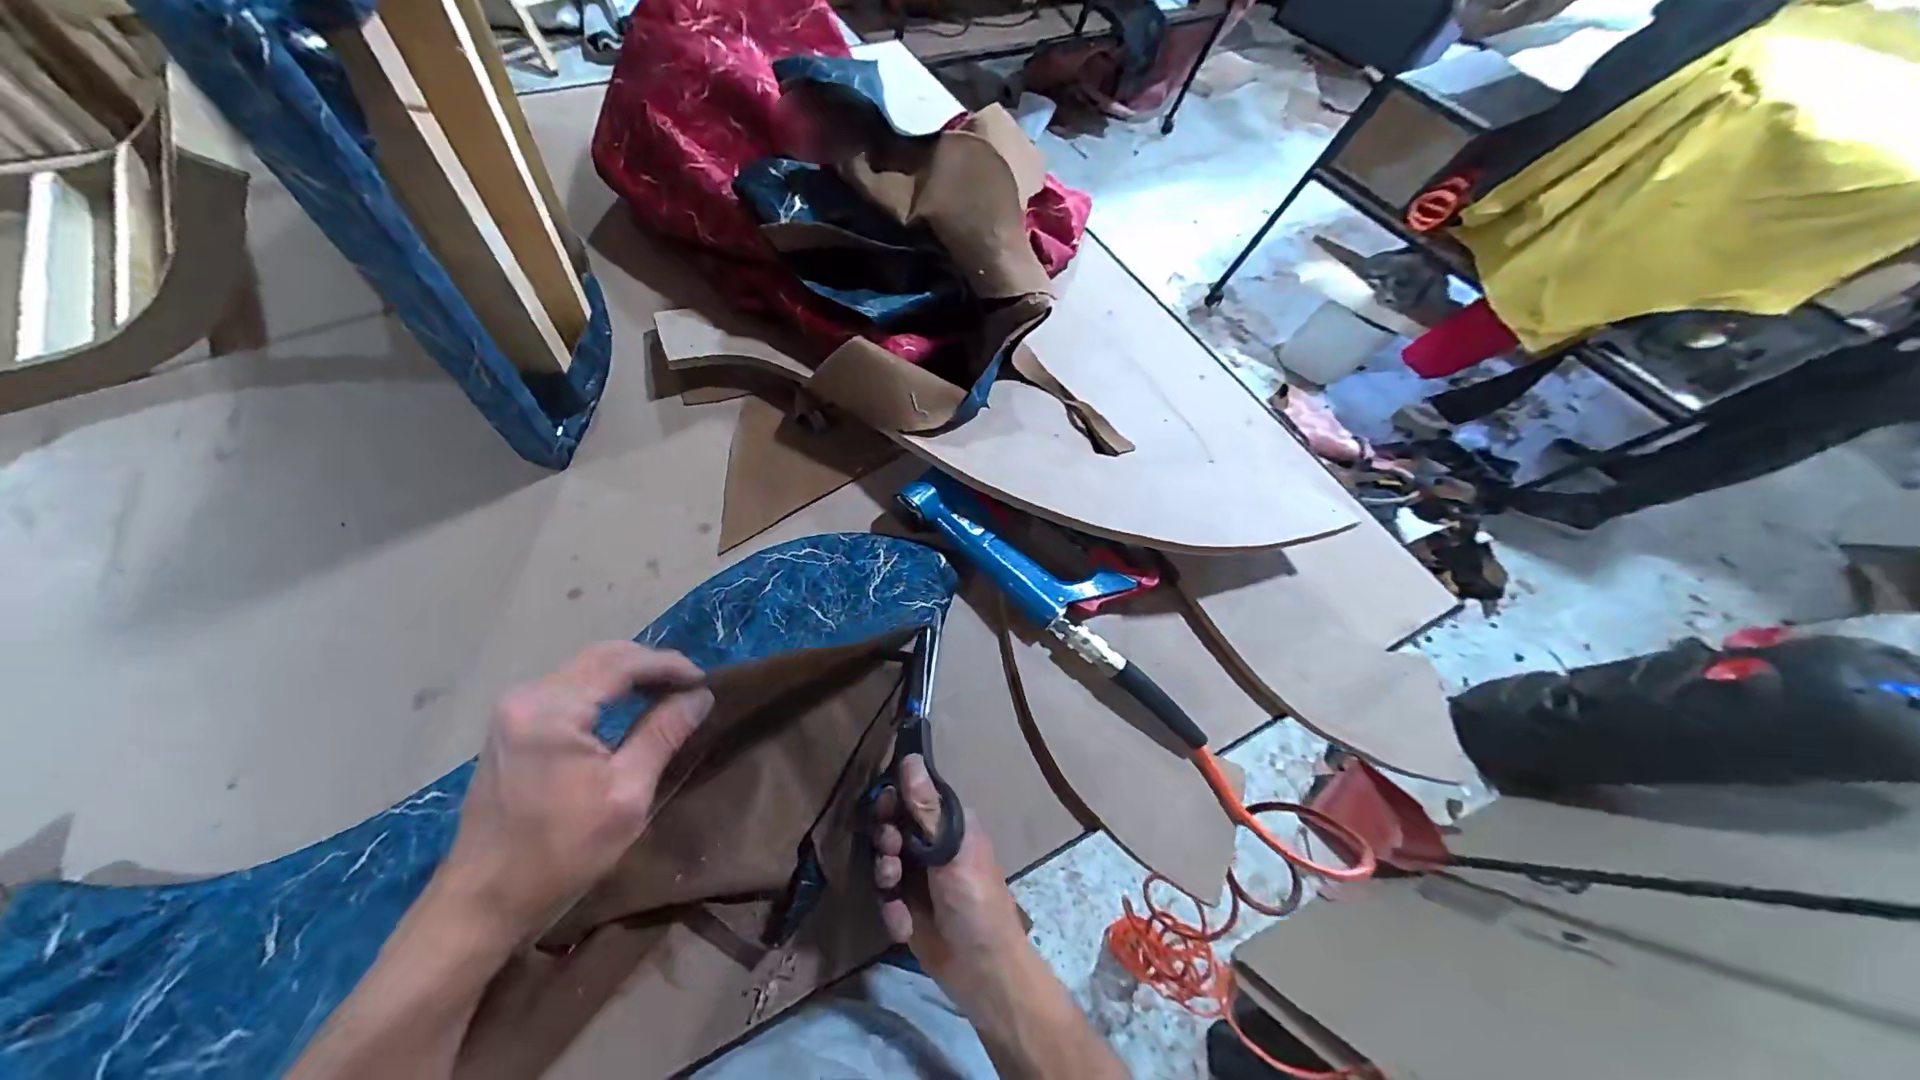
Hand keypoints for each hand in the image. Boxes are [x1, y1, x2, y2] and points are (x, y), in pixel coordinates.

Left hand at [437, 642, 713, 937]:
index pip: (622, 663)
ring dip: (630, 675)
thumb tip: (701, 696)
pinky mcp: (510, 725)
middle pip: (602, 657)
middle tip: (690, 687)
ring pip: (586, 669)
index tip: (705, 682)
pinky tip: (630, 707)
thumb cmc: (559, 852)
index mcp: (551, 709)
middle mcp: (526, 696)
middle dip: (651, 665)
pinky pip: (569, 688)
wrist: (482, 901)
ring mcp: (513, 709)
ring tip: (668, 695)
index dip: (669, 666)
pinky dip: (606, 689)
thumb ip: (663, 734)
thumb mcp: (626, 795)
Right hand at [870, 755, 1030, 1011]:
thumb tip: (911, 758)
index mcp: (951, 825)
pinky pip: (885, 898)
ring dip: (885, 876)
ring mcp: (919, 878)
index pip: (915, 796)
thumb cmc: (976, 900)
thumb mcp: (952, 850)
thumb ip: (927, 808)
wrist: (982, 971)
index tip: (886, 809)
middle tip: (891, 853)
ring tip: (895, 891)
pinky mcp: (907, 908)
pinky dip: (892, 911)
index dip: (896, 801)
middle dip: (886, 840)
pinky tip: (904, 924)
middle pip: (892, 827)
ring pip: (884, 862)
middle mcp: (933, 846)